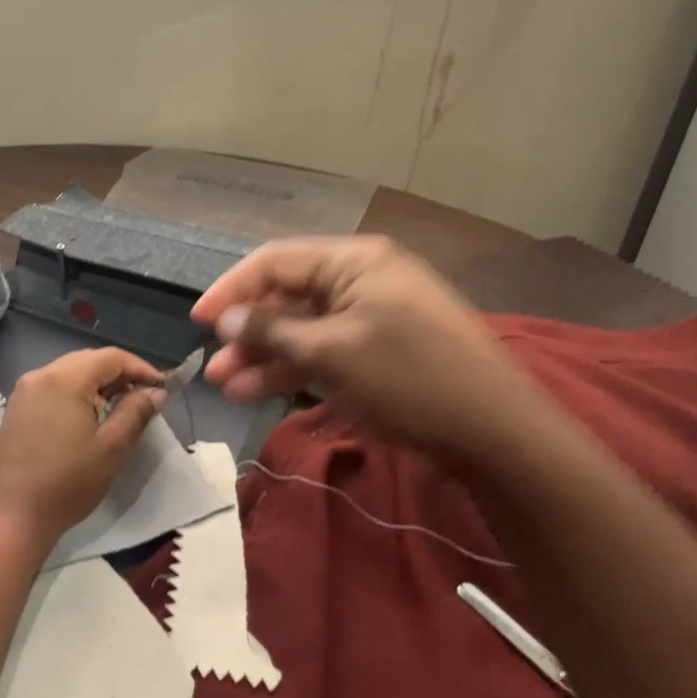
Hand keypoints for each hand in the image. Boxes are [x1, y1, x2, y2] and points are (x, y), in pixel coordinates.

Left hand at [0, 348, 168, 539]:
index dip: (140, 368)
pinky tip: (89, 415)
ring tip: (121, 406)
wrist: (14, 515)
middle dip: (119, 374)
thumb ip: (135, 412)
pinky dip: (76, 393)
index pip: (110, 357)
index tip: (162, 388)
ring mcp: (24, 391)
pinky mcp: (17, 408)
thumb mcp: (111, 448)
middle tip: (145, 397)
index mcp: (63, 379)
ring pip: (69, 372)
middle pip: (87, 360)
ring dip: (97, 383)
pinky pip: (52, 387)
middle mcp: (40, 375)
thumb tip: (156, 392)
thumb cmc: (68, 482)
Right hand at [194, 236, 553, 460]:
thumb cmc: (411, 379)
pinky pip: (325, 351)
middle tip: (212, 367)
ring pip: (302, 329)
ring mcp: (374, 316)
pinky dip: (294, 370)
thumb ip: (272, 331)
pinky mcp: (381, 352)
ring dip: (264, 356)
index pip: (274, 261)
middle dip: (246, 332)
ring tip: (228, 388)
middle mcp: (362, 279)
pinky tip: (258, 393)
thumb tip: (226, 319)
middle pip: (287, 296)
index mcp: (354, 261)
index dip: (231, 289)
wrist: (499, 436)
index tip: (197, 321)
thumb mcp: (331, 353)